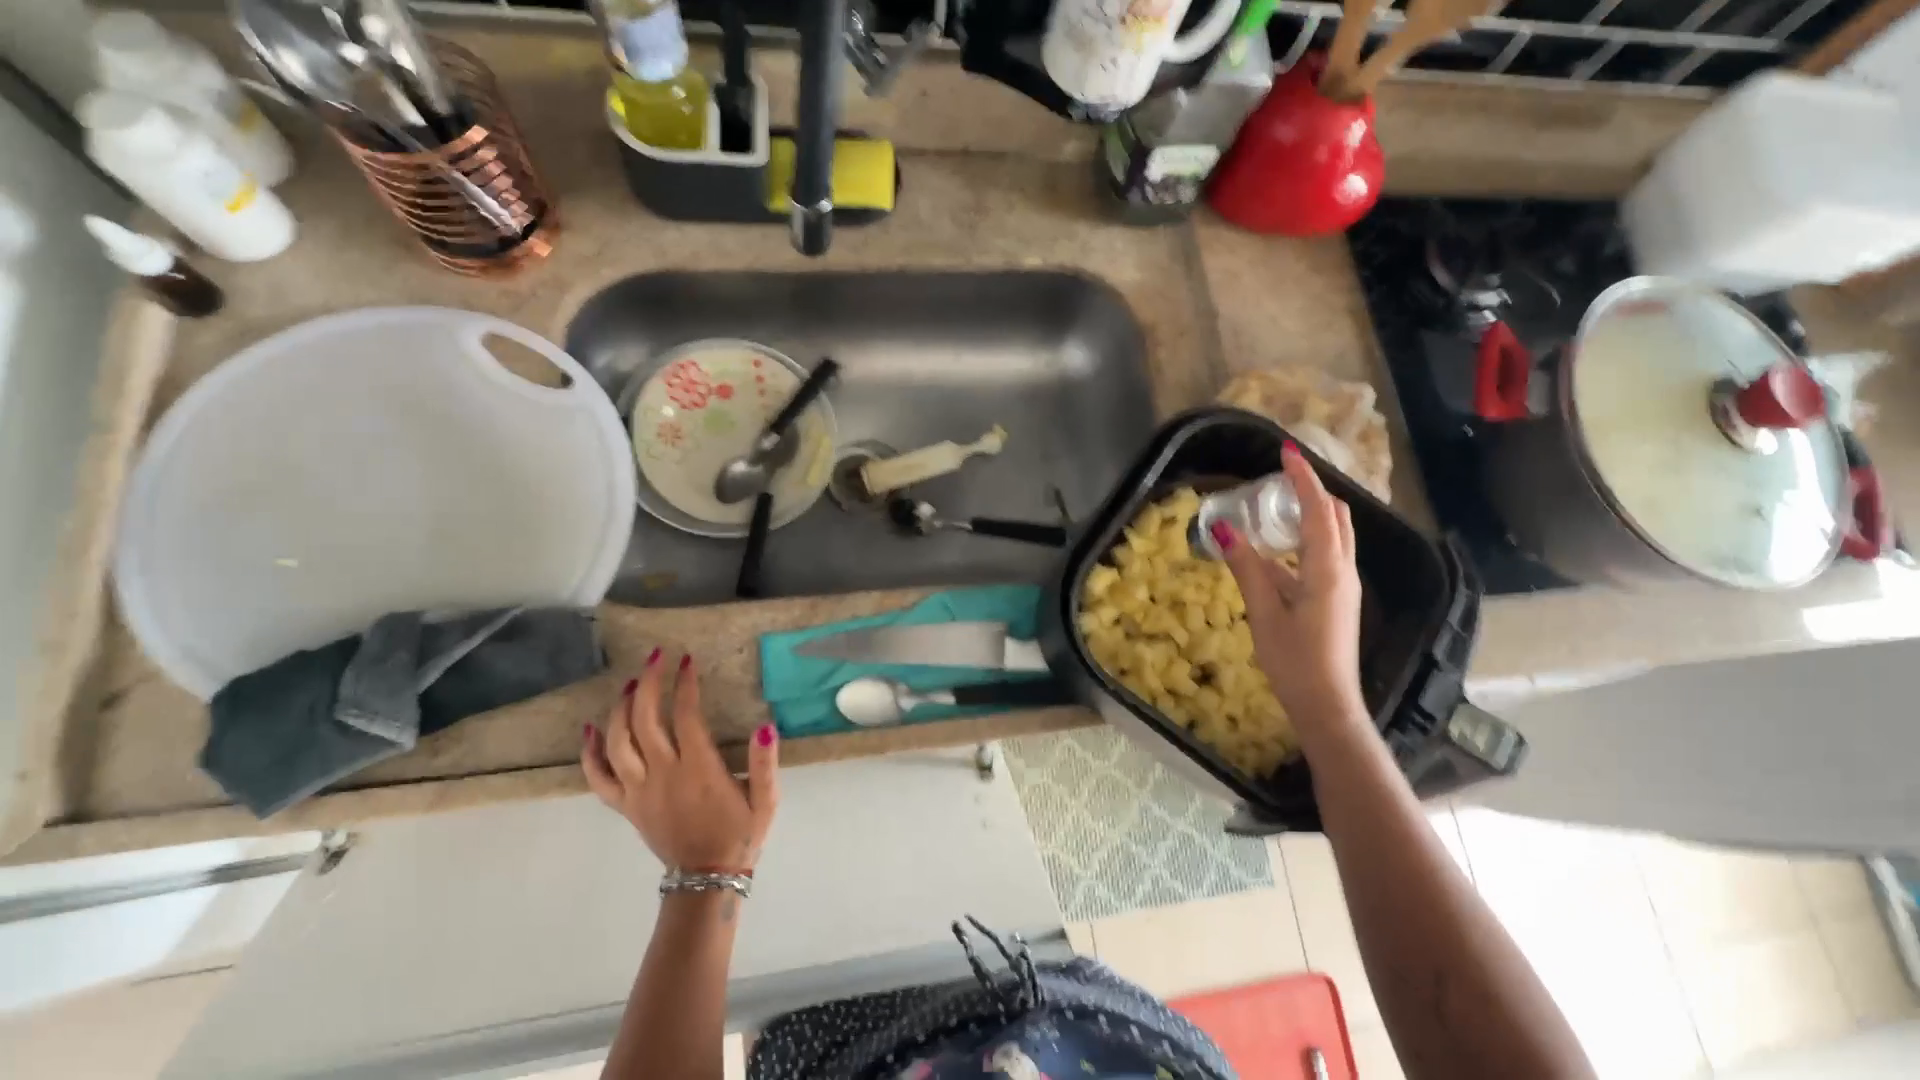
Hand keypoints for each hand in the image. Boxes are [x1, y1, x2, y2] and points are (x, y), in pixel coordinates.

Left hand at [581, 649, 778, 871]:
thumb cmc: (739, 835)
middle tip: (655, 658)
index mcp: (699, 769)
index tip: (686, 660)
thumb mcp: (765, 800)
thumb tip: (766, 725)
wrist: (706, 879)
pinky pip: (598, 777)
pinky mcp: (625, 806)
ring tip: (630, 685)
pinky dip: (590, 751)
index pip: (686, 715)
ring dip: (621, 708)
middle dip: (648, 683)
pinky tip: (590, 729)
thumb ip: (765, 763)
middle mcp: (663, 773)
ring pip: (618, 741)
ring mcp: (639, 790)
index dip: (685, 684)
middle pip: (645, 719)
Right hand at [1214, 443, 1367, 734]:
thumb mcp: (1264, 614)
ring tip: (1275, 504)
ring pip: (1332, 538)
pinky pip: (1322, 559)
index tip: (1285, 452)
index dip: (1303, 479)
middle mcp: (1342, 572)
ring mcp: (1342, 588)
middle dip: (1312, 492)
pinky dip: (1302, 543)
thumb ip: (1247, 569)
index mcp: (1328, 570)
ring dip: (1309, 516)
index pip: (1320, 511)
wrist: (1327, 706)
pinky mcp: (1334, 602)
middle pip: (1336, 518)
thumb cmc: (1295, 662)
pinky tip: (1272, 551)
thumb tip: (1224, 530)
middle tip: (1280, 477)